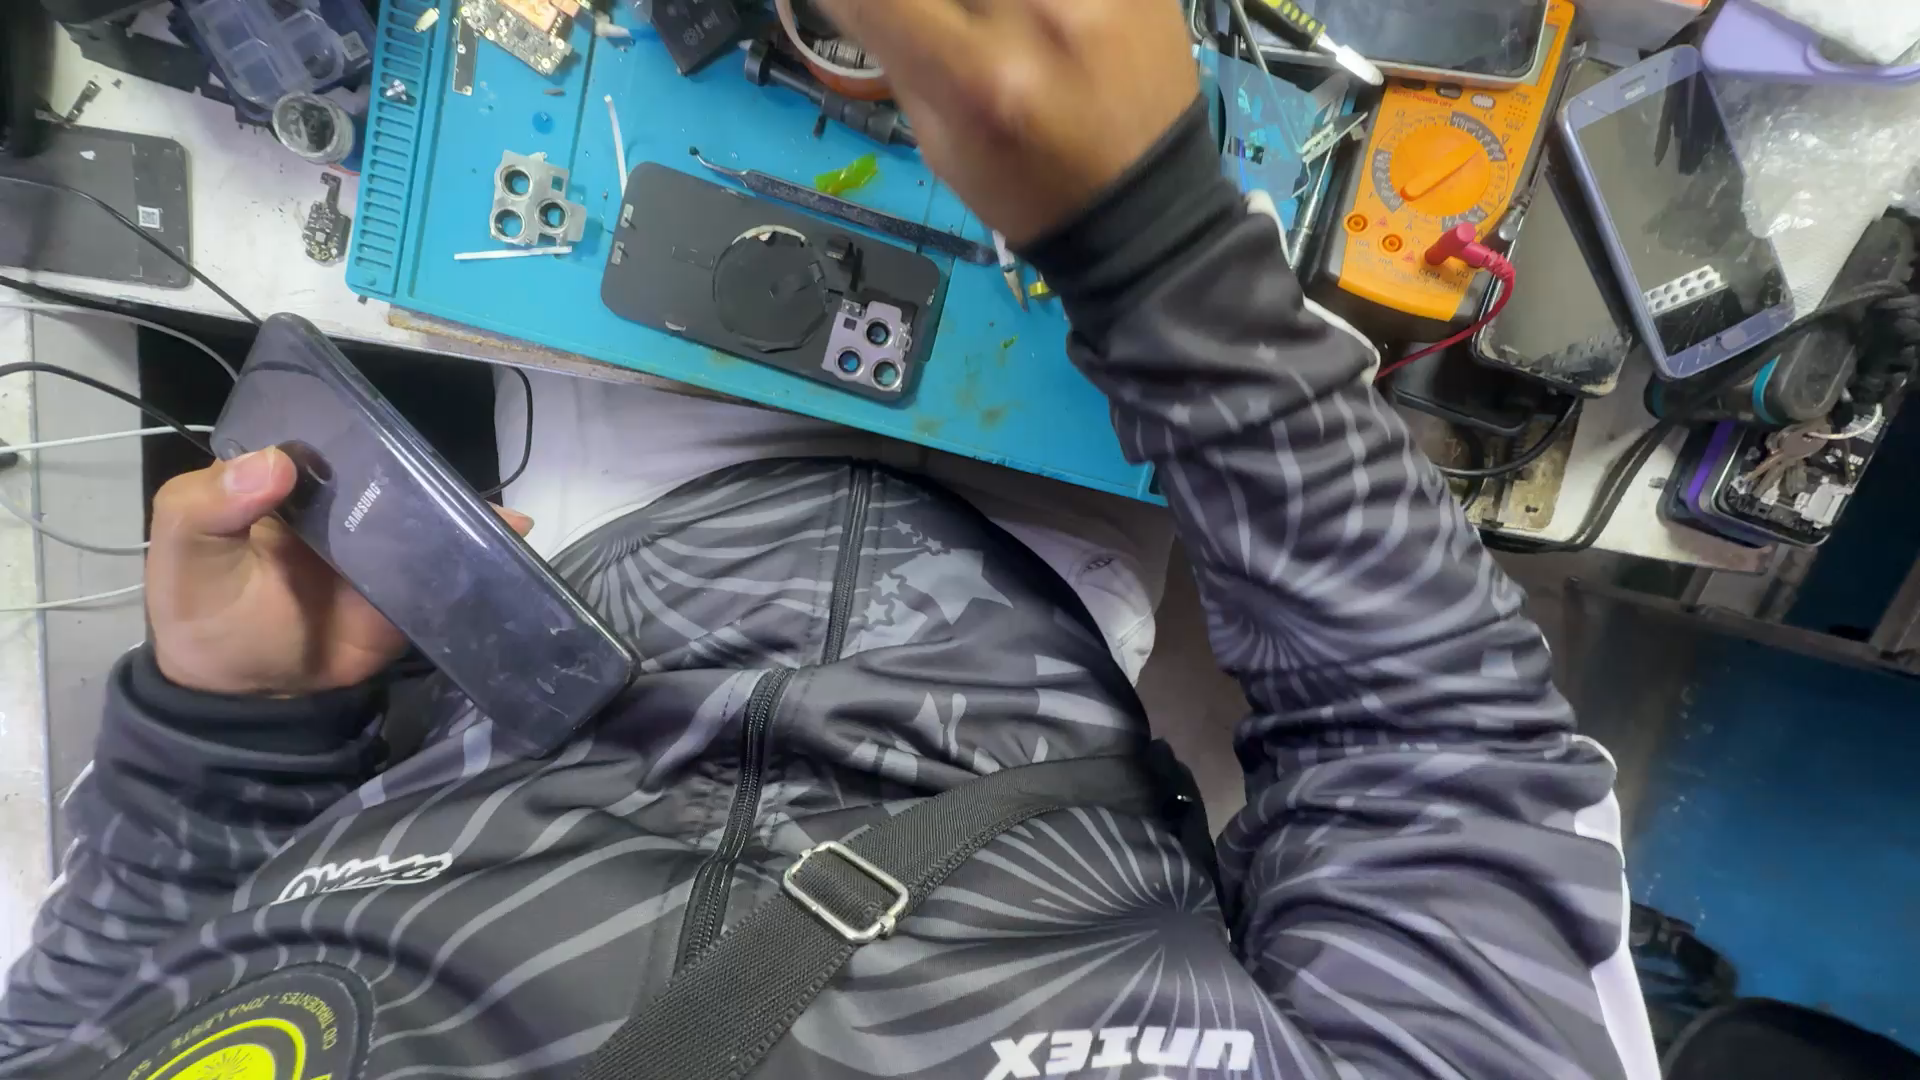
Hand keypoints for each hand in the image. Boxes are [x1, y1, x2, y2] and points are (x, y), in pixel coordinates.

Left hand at [147, 448, 532, 696]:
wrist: (261, 692)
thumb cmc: (210, 615)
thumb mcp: (186, 558)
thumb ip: (205, 508)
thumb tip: (276, 463)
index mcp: (292, 491)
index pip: (332, 448)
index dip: (360, 436)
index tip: (393, 433)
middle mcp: (348, 510)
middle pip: (396, 480)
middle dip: (430, 474)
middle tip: (455, 480)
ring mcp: (388, 546)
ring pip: (431, 516)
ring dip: (468, 511)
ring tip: (504, 516)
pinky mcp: (417, 581)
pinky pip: (451, 561)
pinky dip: (483, 549)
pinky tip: (513, 536)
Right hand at [813, 0, 1198, 244]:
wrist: (1141, 210)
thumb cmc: (1029, 195)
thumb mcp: (943, 148)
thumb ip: (901, 51)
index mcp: (977, 80)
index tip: (855, 7)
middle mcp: (1036, 14)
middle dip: (933, 4)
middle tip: (940, 23)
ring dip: (978, 4)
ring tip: (983, 25)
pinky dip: (1025, 5)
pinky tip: (1030, 25)